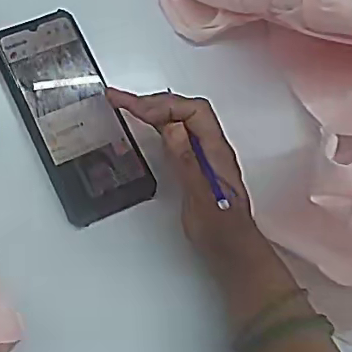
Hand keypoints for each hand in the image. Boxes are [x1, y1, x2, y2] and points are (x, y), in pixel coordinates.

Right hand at [108, 89, 298, 319]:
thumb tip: (172, 128)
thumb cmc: (222, 230)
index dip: (162, 104)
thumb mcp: (202, 197)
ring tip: (123, 104)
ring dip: (151, 108)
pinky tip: (142, 124)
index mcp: (216, 151)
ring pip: (177, 119)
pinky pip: (173, 133)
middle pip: (183, 109)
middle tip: (118, 99)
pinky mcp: (192, 163)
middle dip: (151, 101)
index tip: (134, 107)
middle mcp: (210, 148)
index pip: (192, 111)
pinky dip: (154, 123)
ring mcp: (201, 154)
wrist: (233, 252)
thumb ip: (187, 161)